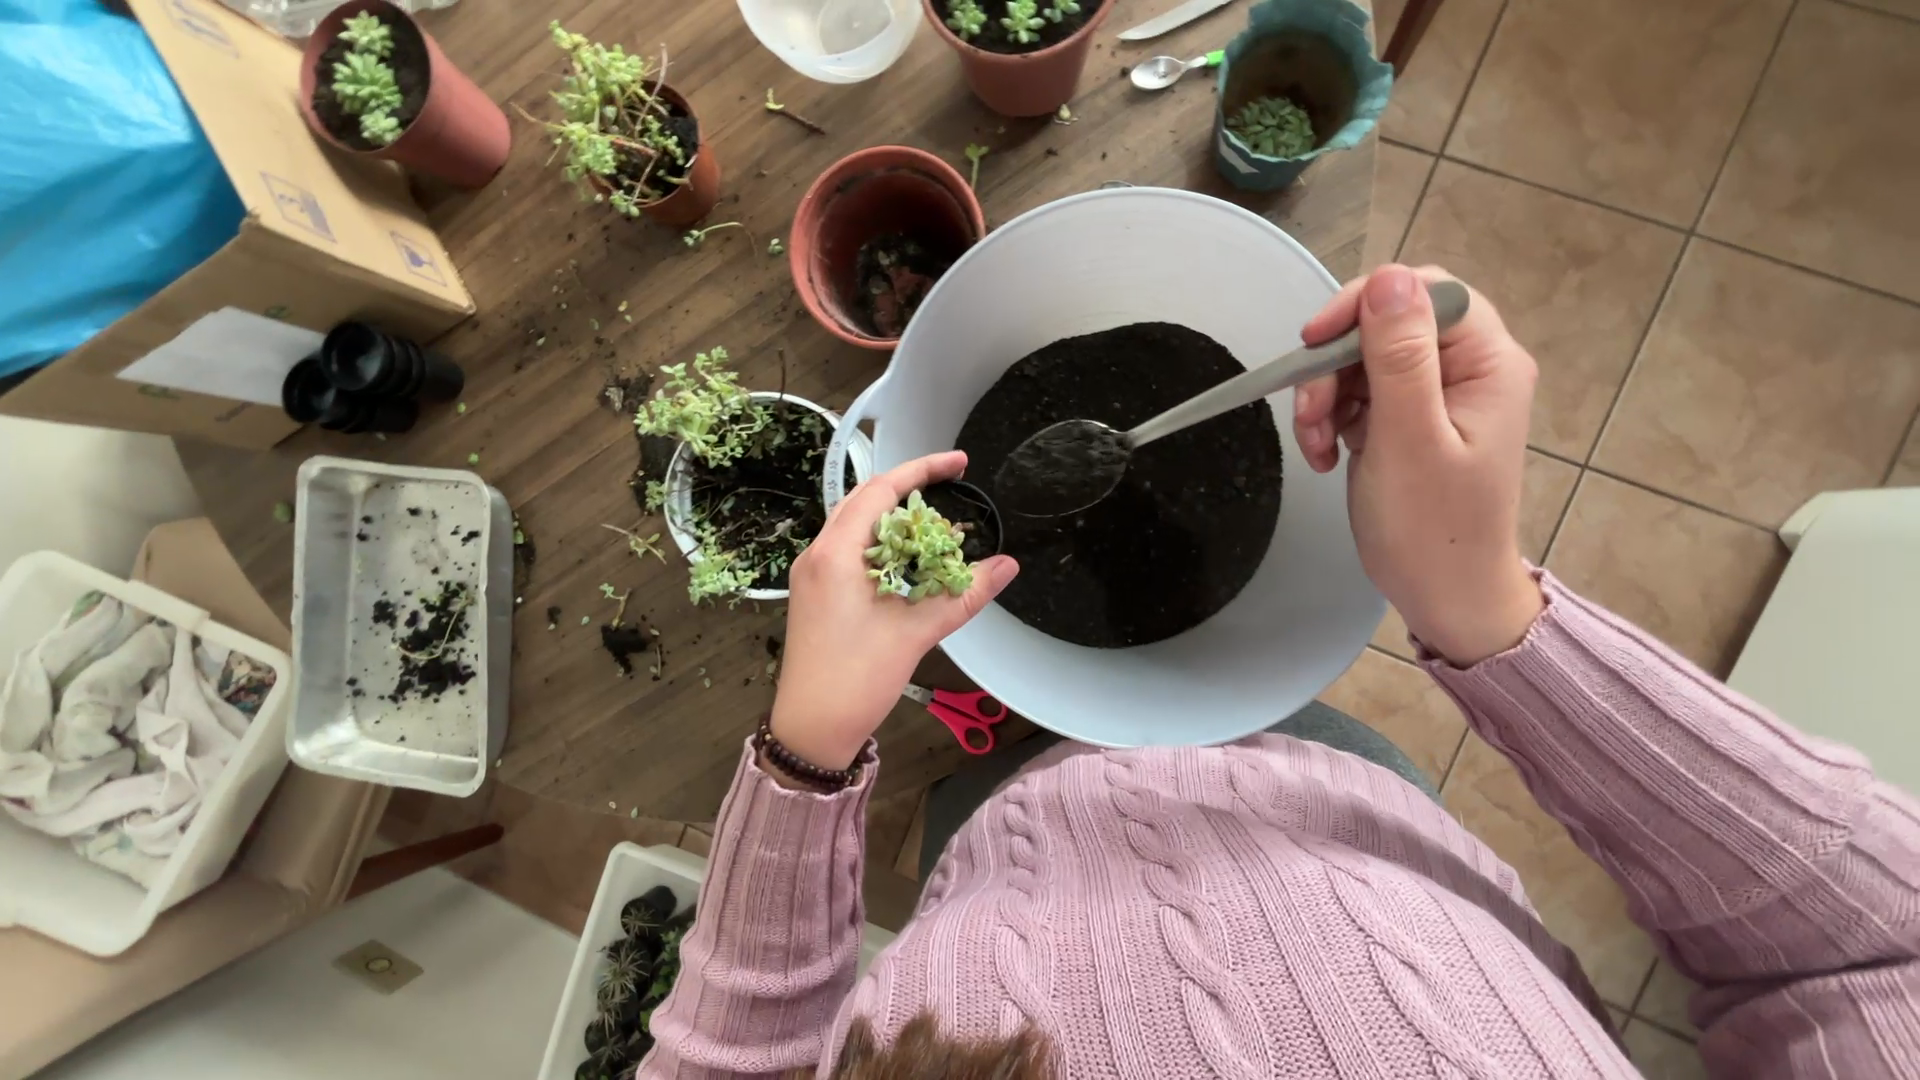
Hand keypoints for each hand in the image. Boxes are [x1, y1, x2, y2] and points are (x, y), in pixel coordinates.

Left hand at [769, 451, 1019, 770]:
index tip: (959, 463)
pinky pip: (849, 551)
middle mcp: (817, 554)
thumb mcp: (916, 633)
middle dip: (909, 491)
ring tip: (937, 528)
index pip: (880, 490)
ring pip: (856, 526)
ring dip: (896, 521)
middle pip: (864, 500)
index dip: (923, 470)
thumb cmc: (855, 679)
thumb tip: (1006, 565)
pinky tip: (909, 561)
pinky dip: (882, 546)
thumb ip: (963, 595)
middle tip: (952, 492)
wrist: (810, 729)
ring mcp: (811, 574)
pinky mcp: (815, 594)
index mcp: (835, 554)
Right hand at [1293, 264, 1544, 664]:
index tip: (1313, 344)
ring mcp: (1431, 396)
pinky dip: (1328, 420)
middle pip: (1383, 327)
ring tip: (1314, 448)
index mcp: (1485, 363)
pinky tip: (1323, 456)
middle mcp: (1463, 369)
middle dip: (1333, 366)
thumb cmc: (1432, 526)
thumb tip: (1389, 279)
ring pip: (1358, 362)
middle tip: (1309, 417)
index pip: (1424, 293)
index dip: (1363, 306)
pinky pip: (1354, 396)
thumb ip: (1400, 356)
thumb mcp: (1409, 439)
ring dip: (1323, 399)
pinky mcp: (1402, 421)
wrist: (1441, 592)